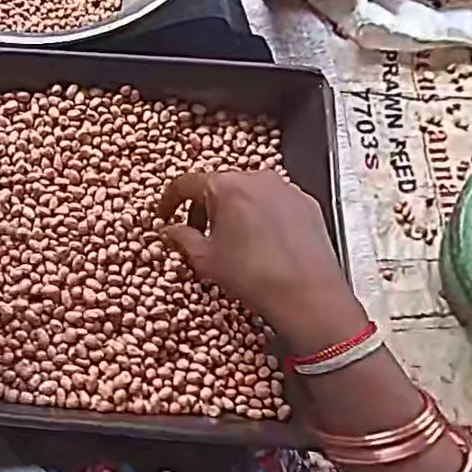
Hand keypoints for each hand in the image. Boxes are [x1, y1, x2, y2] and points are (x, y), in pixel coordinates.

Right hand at [158, 171, 365, 355]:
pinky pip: (272, 202)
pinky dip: (258, 215)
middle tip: (195, 232)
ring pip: (246, 192)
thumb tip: (170, 230)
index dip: (169, 201)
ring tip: (228, 240)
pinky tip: (257, 242)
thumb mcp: (204, 258)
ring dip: (231, 211)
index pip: (185, 184)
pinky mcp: (306, 203)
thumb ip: (181, 237)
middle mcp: (256, 179)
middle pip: (218, 185)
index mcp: (226, 187)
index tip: (165, 216)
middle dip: (202, 207)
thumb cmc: (253, 274)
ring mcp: (285, 188)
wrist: (306, 292)